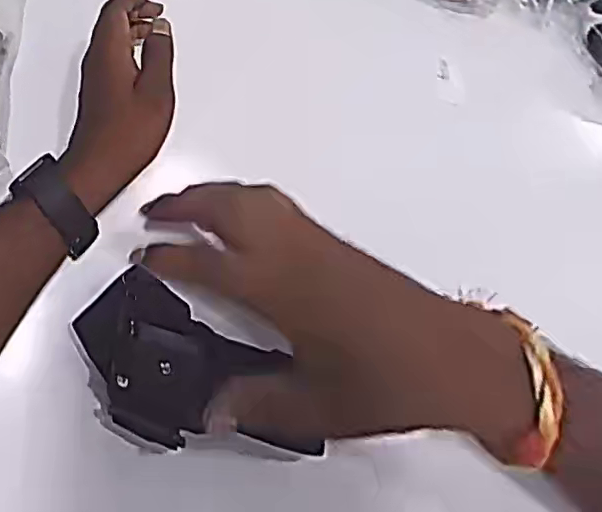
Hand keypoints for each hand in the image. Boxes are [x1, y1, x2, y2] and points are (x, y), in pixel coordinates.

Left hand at [59, 0, 173, 211]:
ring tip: (154, 26)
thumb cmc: (125, 134)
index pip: (115, 11)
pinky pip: (110, 51)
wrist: (98, 164)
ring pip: (110, 36)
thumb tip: (160, 29)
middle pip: (110, 20)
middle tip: (154, 6)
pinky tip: (142, 53)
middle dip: (133, 8)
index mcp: (108, 52)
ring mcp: (94, 73)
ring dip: (130, 26)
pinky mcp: (97, 86)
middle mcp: (96, 58)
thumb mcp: (156, 90)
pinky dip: (126, 42)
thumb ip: (159, 54)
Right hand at [138, 183, 534, 460]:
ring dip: (203, 193)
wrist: (456, 356)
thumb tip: (219, 409)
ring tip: (181, 201)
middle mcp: (285, 251)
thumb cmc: (397, 377)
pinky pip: (263, 197)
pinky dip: (235, 193)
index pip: (200, 261)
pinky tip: (234, 202)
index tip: (145, 259)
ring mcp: (304, 236)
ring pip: (239, 195)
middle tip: (151, 215)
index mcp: (274, 287)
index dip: (163, 259)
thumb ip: (258, 404)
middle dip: (175, 206)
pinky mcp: (321, 233)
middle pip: (214, 208)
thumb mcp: (319, 405)